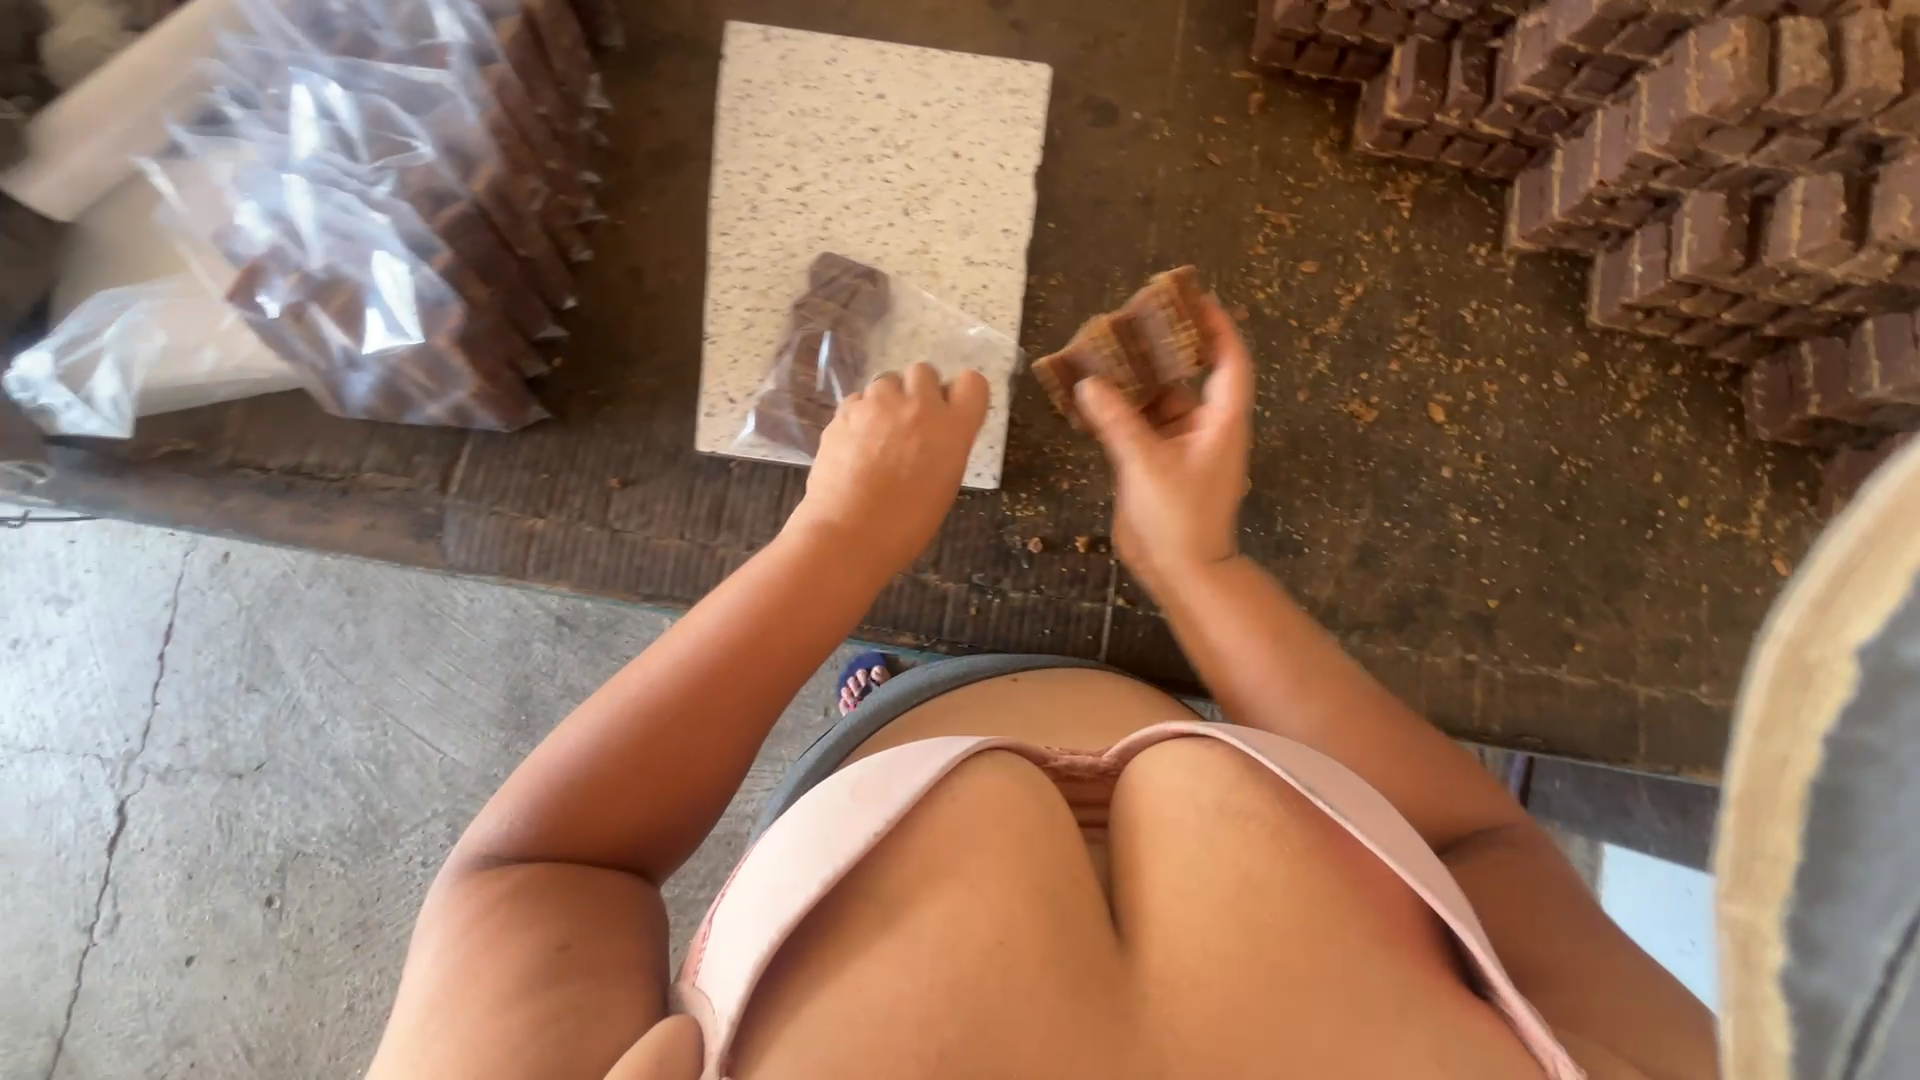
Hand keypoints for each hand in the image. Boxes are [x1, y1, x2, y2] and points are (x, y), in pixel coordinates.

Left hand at [787, 363, 989, 574]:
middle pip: (924, 371)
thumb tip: (933, 434)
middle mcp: (920, 405)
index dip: (960, 395)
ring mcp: (879, 403)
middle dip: (918, 391)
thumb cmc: (907, 524)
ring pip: (887, 382)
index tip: (949, 413)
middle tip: (910, 425)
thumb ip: (945, 446)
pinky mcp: (845, 410)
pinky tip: (854, 444)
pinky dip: (860, 415)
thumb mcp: (944, 484)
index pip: (972, 382)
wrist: (849, 532)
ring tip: (878, 436)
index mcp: (954, 427)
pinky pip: (859, 399)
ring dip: (887, 401)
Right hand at [1076, 295, 1253, 591]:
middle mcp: (1204, 427)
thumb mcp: (1147, 464)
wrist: (1181, 572)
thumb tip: (1088, 383)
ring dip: (1131, 382)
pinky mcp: (1156, 465)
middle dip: (1161, 350)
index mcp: (1221, 421)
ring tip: (1100, 354)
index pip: (1229, 361)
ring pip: (1156, 402)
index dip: (1216, 326)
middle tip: (1130, 321)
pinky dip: (1117, 412)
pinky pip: (1137, 427)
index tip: (1194, 296)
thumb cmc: (1179, 517)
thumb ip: (1118, 421)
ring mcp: (1179, 447)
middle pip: (1187, 376)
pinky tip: (1089, 399)